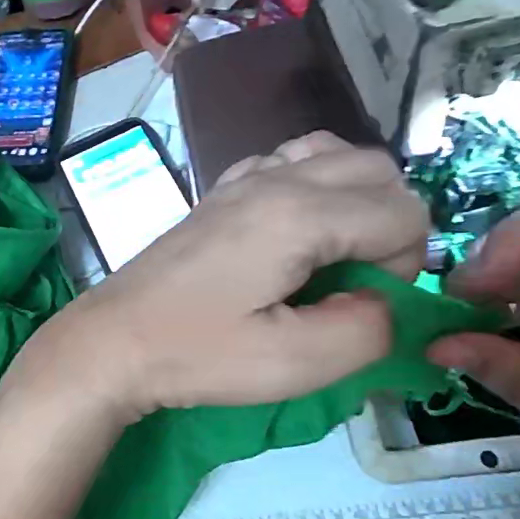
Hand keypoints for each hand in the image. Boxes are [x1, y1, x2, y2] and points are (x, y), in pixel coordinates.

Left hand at [38, 131, 428, 420]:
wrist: (113, 339)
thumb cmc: (197, 354)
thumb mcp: (293, 364)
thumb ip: (366, 330)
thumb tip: (385, 299)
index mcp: (300, 214)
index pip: (404, 212)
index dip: (406, 264)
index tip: (362, 304)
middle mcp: (278, 178)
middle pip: (380, 171)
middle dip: (390, 225)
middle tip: (354, 281)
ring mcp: (246, 176)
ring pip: (339, 154)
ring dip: (357, 200)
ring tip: (332, 253)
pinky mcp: (224, 189)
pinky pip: (292, 160)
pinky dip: (316, 186)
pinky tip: (292, 231)